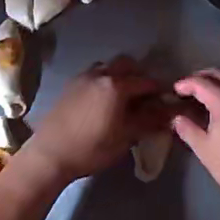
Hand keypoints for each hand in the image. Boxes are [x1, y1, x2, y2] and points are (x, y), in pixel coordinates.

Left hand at [15, 56, 169, 185]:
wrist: (50, 155)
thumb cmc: (92, 148)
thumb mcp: (125, 137)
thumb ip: (148, 121)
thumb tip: (169, 113)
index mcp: (117, 85)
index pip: (147, 82)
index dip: (160, 90)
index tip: (167, 100)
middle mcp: (100, 74)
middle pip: (127, 64)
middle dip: (139, 76)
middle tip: (145, 96)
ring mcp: (82, 77)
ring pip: (108, 67)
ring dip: (120, 76)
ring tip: (123, 97)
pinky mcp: (70, 86)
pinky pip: (93, 74)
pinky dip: (104, 81)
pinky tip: (103, 101)